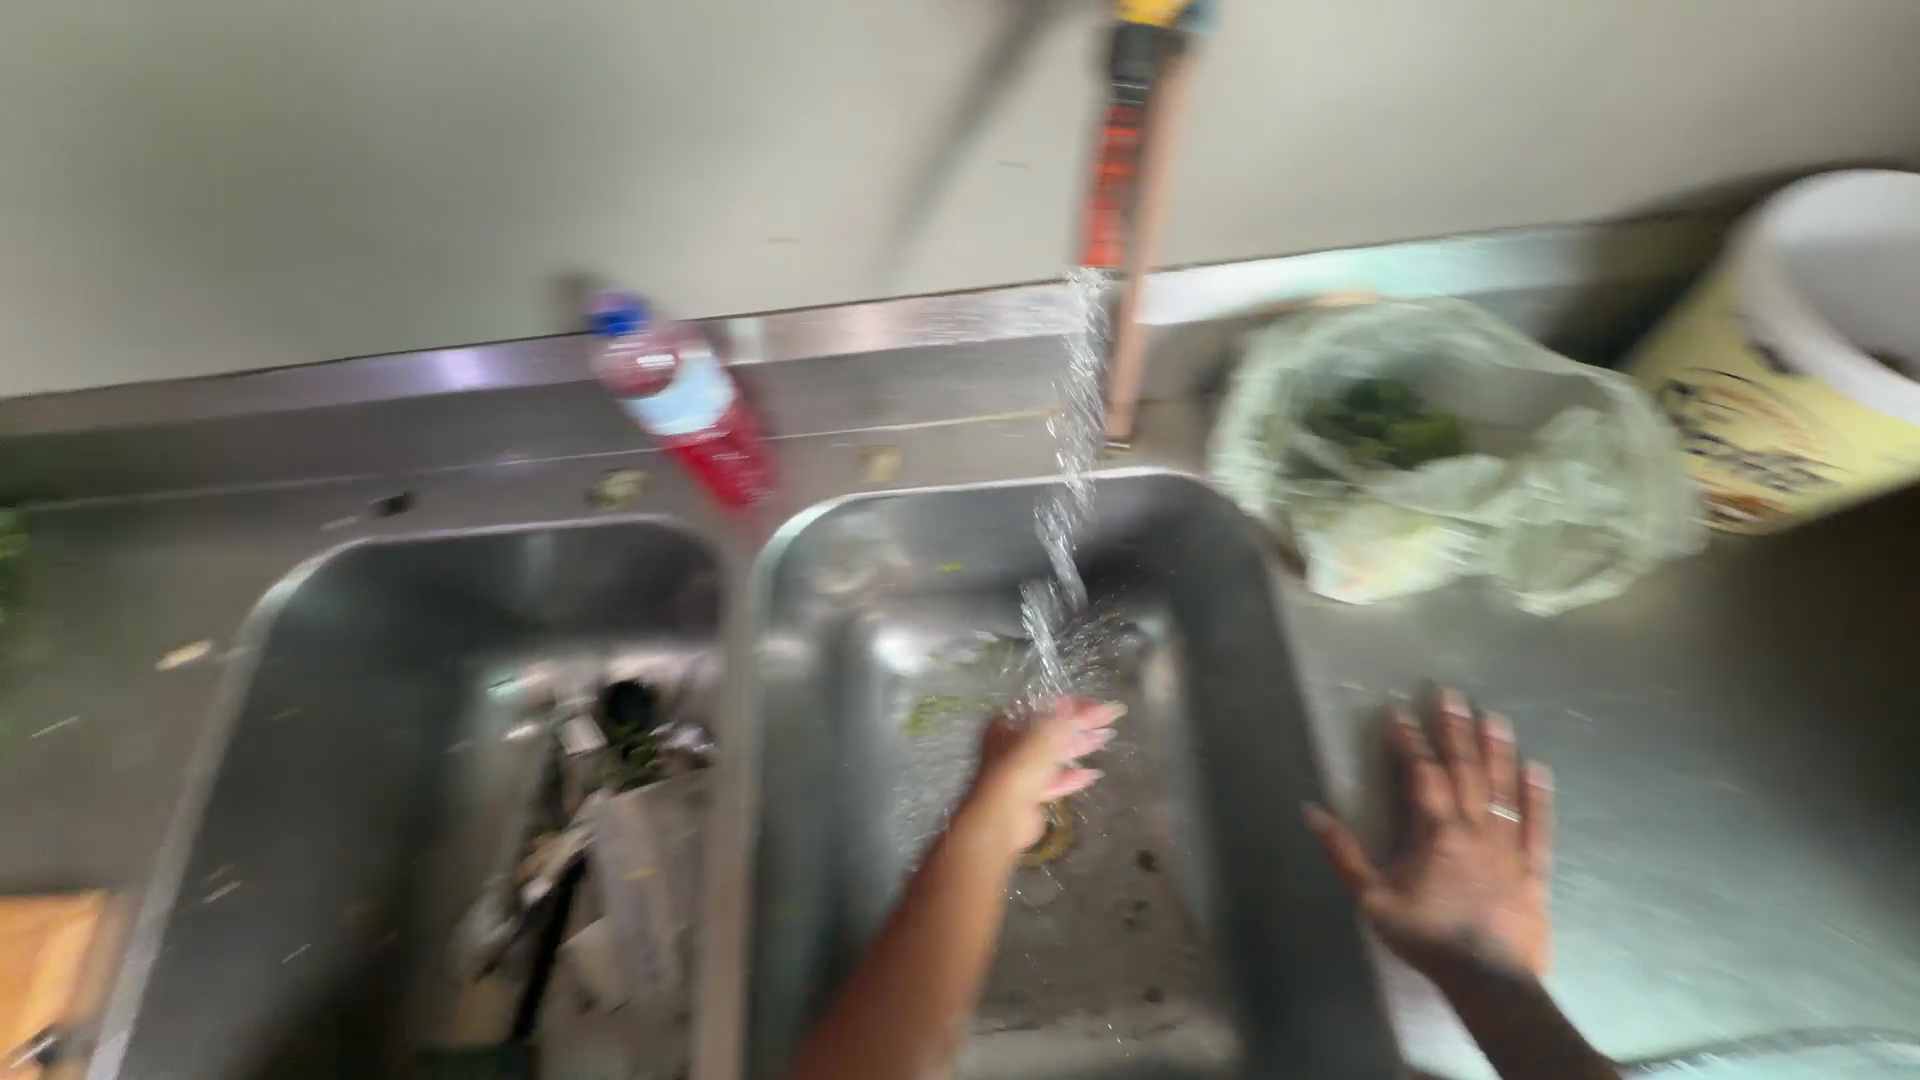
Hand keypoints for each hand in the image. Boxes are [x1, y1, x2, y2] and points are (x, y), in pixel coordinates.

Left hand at [962, 698, 1121, 853]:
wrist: (1003, 816)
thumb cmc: (1020, 767)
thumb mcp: (1047, 735)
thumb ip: (1073, 719)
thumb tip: (1099, 706)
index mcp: (1010, 723)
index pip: (1046, 706)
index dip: (1074, 704)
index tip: (1099, 705)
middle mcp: (1012, 743)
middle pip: (1052, 730)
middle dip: (1080, 725)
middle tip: (1108, 720)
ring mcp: (1021, 770)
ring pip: (1055, 754)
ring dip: (1079, 746)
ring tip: (1104, 739)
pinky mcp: (1030, 794)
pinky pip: (1055, 780)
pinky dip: (1072, 776)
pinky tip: (1092, 774)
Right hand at [1306, 688, 1554, 985]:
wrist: (1490, 983)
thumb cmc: (1426, 936)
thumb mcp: (1370, 897)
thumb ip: (1342, 852)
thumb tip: (1311, 809)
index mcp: (1435, 832)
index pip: (1422, 775)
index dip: (1409, 742)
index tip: (1399, 712)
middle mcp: (1474, 829)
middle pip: (1465, 770)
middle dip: (1455, 731)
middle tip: (1451, 695)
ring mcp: (1508, 847)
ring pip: (1501, 789)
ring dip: (1496, 751)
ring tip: (1493, 716)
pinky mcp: (1534, 870)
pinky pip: (1538, 826)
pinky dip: (1537, 797)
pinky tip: (1538, 769)